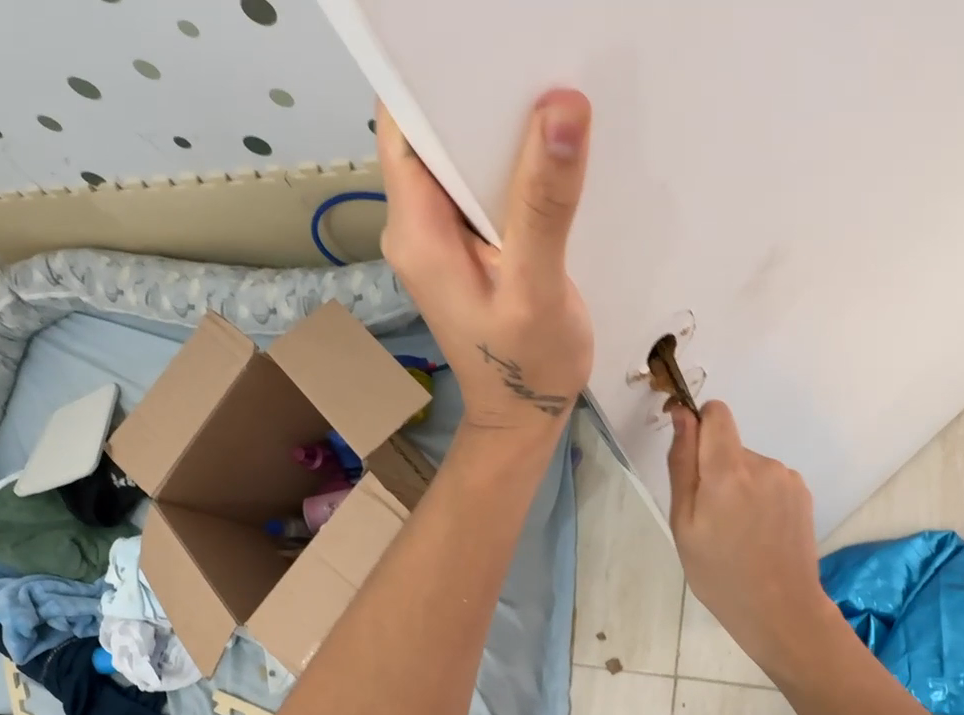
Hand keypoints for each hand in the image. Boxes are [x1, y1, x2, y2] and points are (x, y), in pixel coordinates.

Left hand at [376, 91, 593, 434]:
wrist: (522, 420)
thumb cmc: (527, 368)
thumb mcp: (538, 290)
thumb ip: (544, 206)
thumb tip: (560, 110)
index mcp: (417, 230)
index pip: (404, 125)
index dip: (435, 76)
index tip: (487, 46)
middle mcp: (416, 225)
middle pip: (430, 134)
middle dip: (475, 96)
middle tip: (535, 68)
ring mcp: (439, 236)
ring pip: (457, 158)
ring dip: (496, 130)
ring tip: (548, 102)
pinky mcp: (465, 247)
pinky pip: (478, 187)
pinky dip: (509, 165)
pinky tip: (547, 155)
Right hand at [667, 402, 838, 673]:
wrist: (780, 609)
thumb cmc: (719, 574)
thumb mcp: (683, 524)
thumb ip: (682, 465)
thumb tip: (682, 417)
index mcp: (728, 471)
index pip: (716, 414)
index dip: (698, 424)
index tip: (688, 453)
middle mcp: (762, 465)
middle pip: (729, 446)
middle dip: (714, 470)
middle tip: (709, 519)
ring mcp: (787, 479)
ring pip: (749, 466)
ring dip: (738, 487)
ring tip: (735, 531)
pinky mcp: (802, 494)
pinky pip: (769, 482)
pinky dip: (758, 498)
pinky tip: (758, 533)